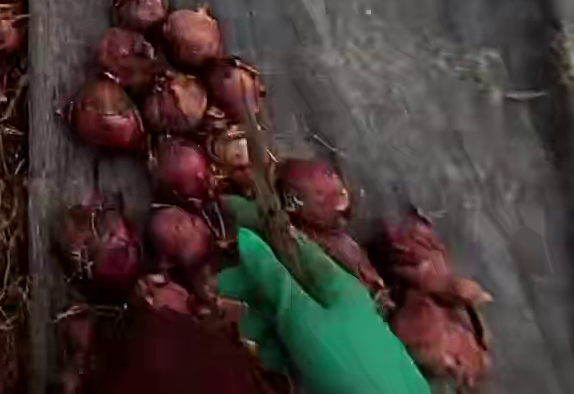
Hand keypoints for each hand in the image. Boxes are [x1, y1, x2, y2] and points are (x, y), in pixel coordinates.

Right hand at [214, 196, 427, 393]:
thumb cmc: (349, 367)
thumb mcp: (305, 320)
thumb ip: (272, 278)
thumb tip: (245, 234)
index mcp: (332, 280)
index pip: (288, 238)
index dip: (257, 222)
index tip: (225, 206)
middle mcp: (329, 301)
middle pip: (280, 275)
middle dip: (251, 280)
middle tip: (224, 288)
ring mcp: (327, 335)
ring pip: (281, 310)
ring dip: (261, 317)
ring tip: (253, 336)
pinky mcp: (322, 366)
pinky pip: (289, 342)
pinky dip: (275, 345)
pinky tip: (271, 358)